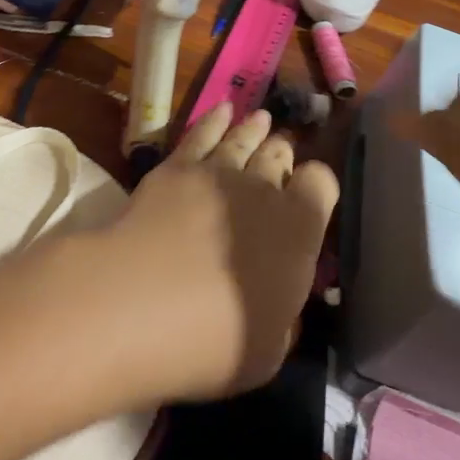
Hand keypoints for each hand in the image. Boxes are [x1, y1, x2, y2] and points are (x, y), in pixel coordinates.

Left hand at [93, 104, 338, 401]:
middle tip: (281, 157)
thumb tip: (281, 305)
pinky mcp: (172, 168)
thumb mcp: (268, 349)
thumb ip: (282, 318)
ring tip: (263, 120)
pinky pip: (201, 133)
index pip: (322, 184)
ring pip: (243, 138)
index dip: (317, 188)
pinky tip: (222, 110)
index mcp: (299, 229)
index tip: (309, 201)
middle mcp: (263, 189)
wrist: (137, 304)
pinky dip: (214, 120)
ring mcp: (216, 172)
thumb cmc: (214, 339)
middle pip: (280, 156)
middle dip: (283, 156)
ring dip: (255, 129)